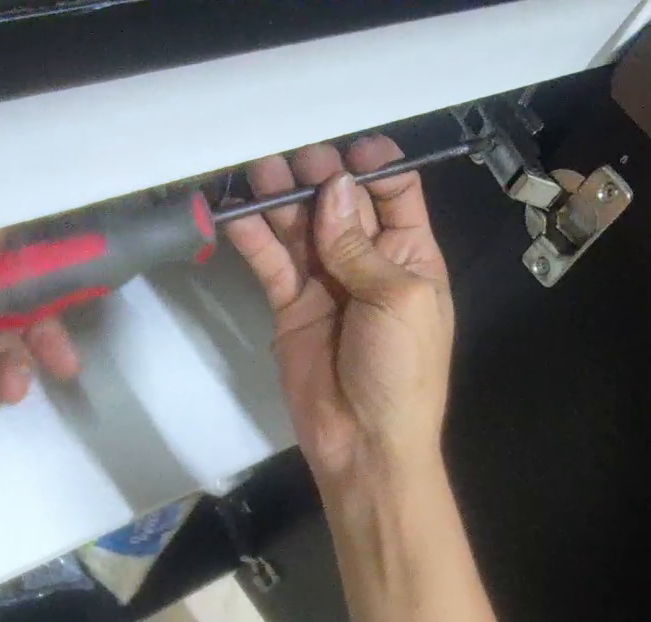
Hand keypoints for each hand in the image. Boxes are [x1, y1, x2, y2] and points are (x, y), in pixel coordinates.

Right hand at [221, 136, 454, 492]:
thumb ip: (359, 245)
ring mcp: (327, 286)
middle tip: (294, 156)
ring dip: (283, 199)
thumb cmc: (401, 371)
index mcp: (411, 257)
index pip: (396, 194)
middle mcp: (368, 264)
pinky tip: (238, 214)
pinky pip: (273, 264)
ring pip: (302, 229)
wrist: (366, 443)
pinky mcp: (291, 308)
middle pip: (342, 205)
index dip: (374, 167)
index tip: (349, 149)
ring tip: (261, 169)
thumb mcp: (397, 299)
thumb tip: (334, 189)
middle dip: (320, 177)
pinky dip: (256, 239)